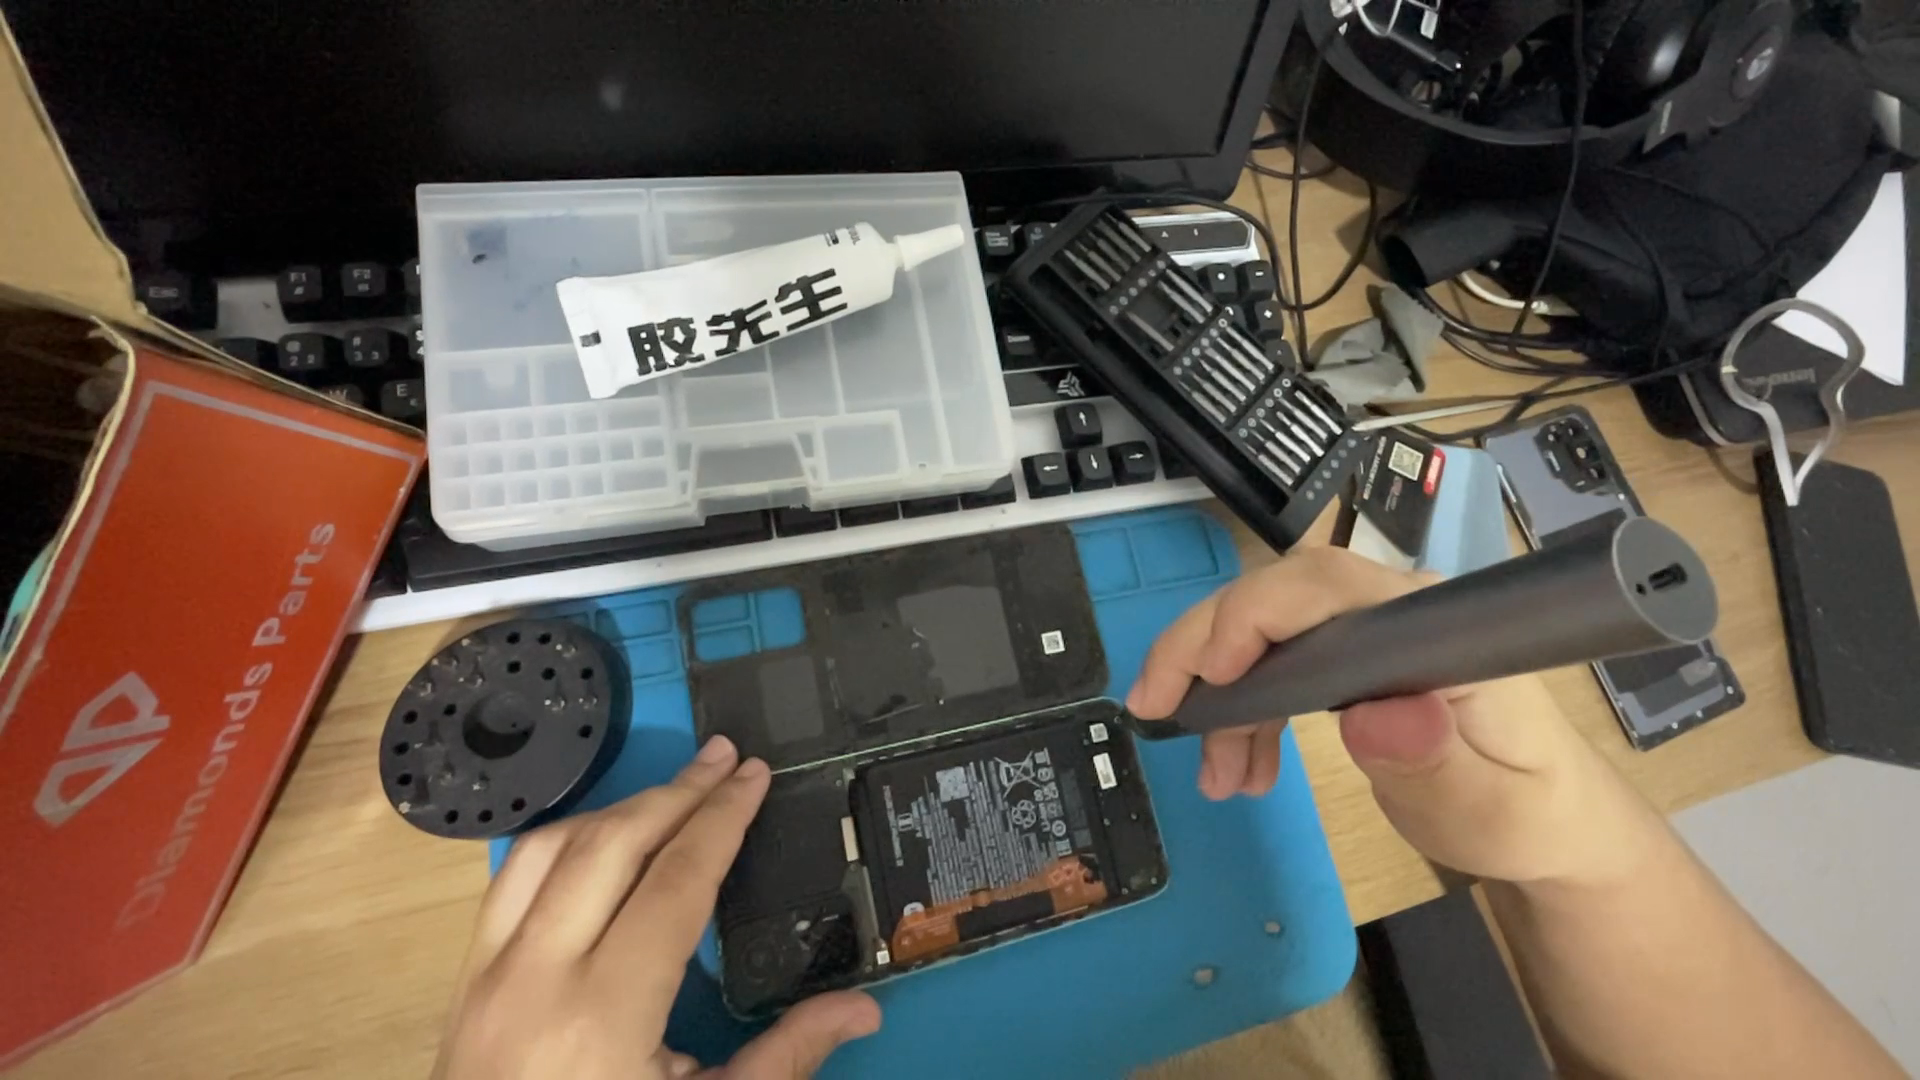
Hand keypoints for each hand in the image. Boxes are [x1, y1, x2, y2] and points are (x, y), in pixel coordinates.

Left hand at [433, 736, 880, 1079]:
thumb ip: (785, 1055)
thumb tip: (865, 1008)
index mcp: (605, 1015)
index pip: (677, 878)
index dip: (723, 817)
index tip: (754, 774)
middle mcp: (537, 978)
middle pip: (613, 843)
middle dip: (679, 789)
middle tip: (726, 756)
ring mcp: (487, 976)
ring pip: (553, 845)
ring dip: (623, 805)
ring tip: (678, 789)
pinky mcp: (463, 981)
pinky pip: (511, 876)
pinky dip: (568, 836)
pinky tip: (606, 834)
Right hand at [1125, 547, 1664, 887]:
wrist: (1547, 822)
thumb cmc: (1525, 815)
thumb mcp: (1488, 809)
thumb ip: (1435, 762)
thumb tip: (1374, 716)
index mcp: (1431, 628)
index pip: (1326, 587)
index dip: (1255, 615)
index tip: (1211, 675)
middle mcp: (1388, 611)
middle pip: (1273, 599)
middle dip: (1199, 647)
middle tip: (1151, 706)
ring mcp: (1361, 632)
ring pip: (1257, 631)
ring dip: (1212, 693)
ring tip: (1211, 775)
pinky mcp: (1343, 659)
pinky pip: (1269, 666)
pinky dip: (1238, 713)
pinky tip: (1236, 764)